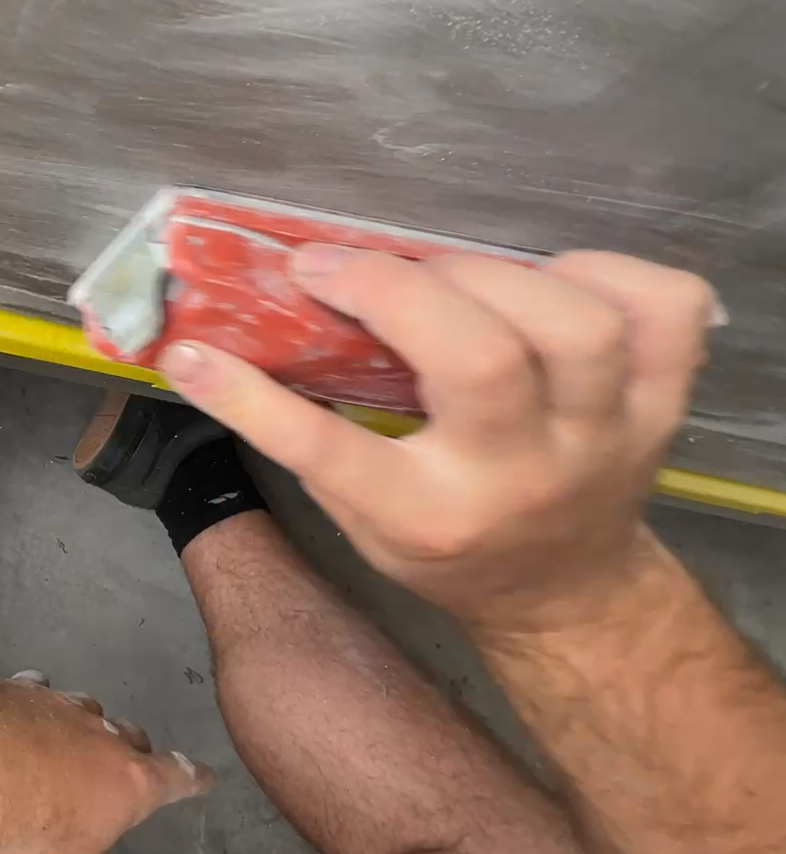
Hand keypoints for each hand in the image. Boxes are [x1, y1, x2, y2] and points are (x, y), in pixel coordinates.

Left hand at [0, 671, 213, 853]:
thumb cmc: (28, 833)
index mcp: (127, 780)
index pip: (174, 776)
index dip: (191, 777)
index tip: (203, 773)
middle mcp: (98, 733)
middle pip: (130, 736)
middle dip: (137, 750)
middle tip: (134, 762)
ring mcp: (56, 705)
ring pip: (86, 707)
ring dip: (89, 722)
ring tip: (83, 735)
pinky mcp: (14, 690)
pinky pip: (37, 688)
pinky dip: (39, 698)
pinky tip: (27, 705)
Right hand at [156, 246, 719, 630]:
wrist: (558, 586)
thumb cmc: (430, 545)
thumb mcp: (351, 512)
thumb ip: (309, 435)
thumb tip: (231, 351)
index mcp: (420, 514)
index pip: (322, 450)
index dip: (247, 398)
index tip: (190, 355)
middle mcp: (515, 477)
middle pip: (475, 363)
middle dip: (392, 292)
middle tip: (327, 266)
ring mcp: (604, 436)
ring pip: (574, 327)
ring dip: (484, 276)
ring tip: (429, 272)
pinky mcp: (661, 404)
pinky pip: (663, 310)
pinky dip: (598, 273)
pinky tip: (538, 279)